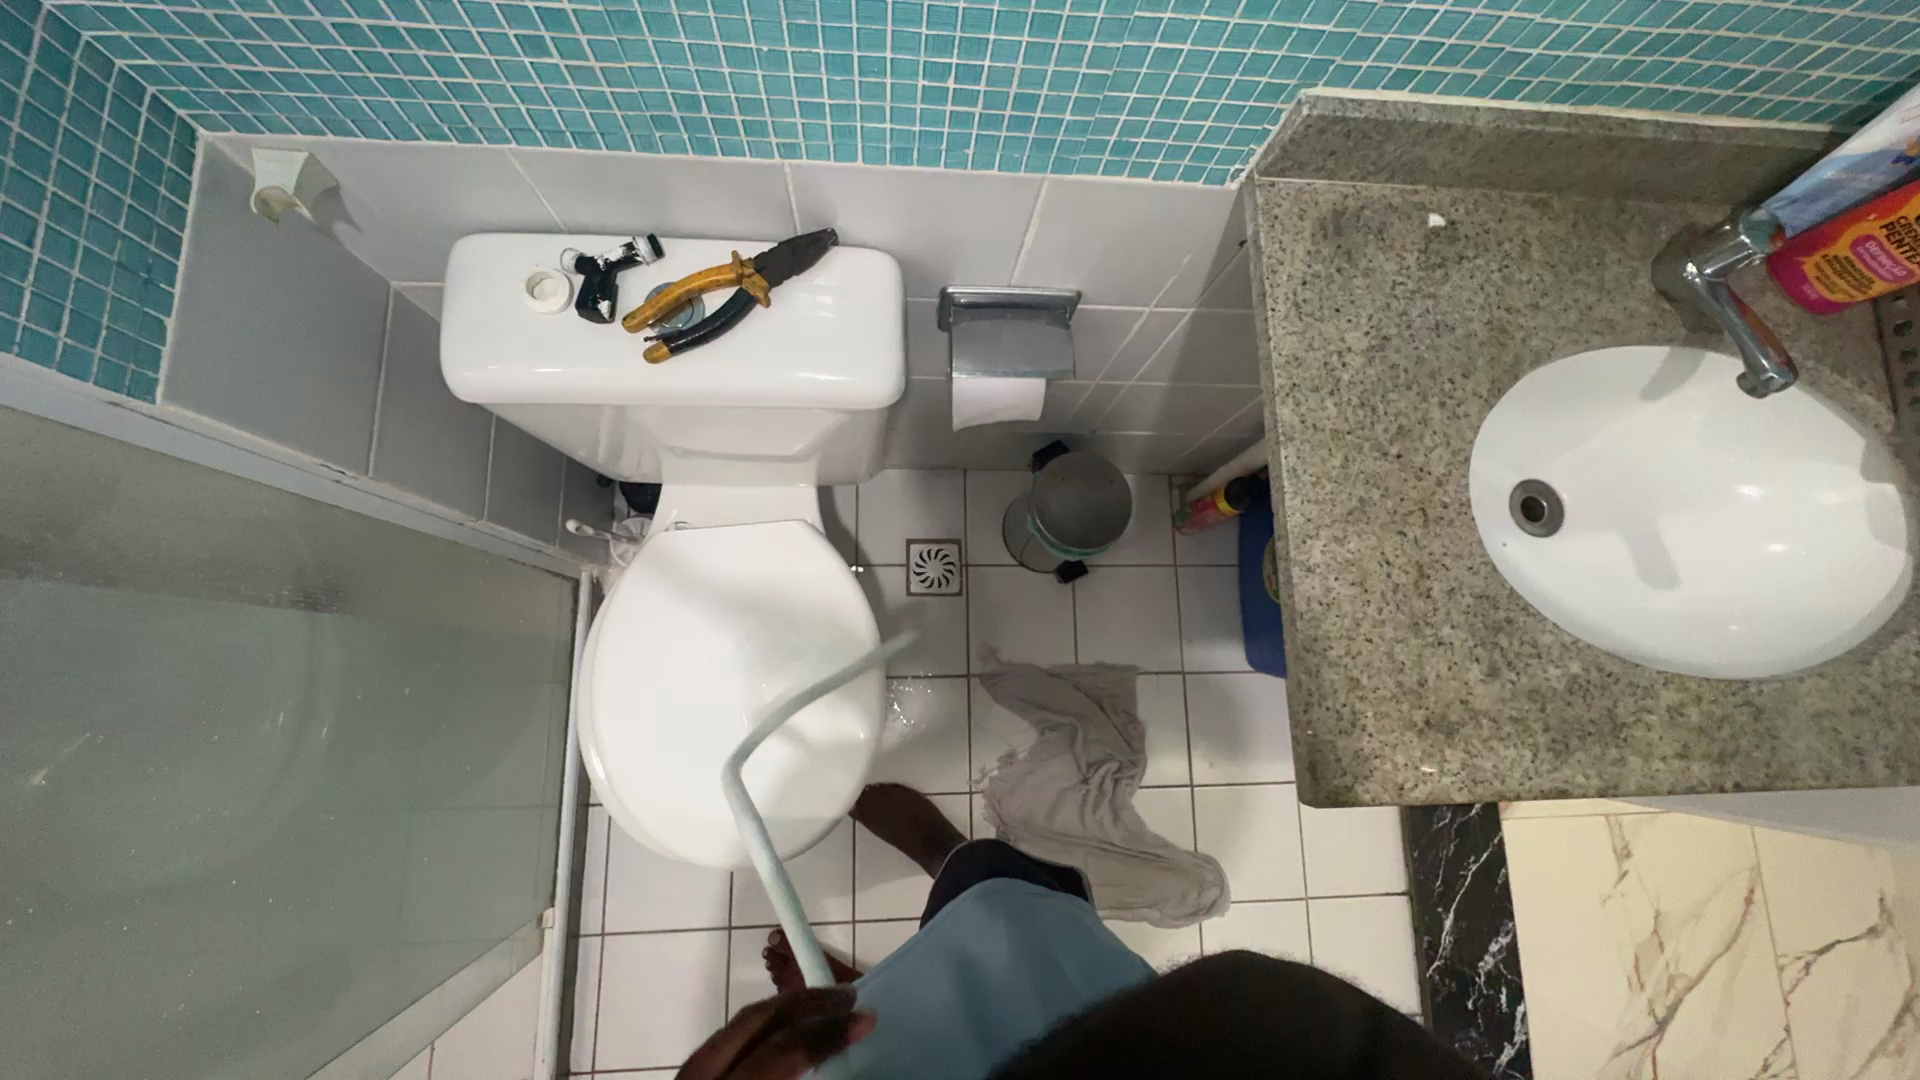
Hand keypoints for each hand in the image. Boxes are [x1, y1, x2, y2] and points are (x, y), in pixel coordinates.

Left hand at [676, 987, 875, 1079]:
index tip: (868, 1018)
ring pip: (734, 1029)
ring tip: (822, 1009)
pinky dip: (758, 1033)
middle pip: (753, 1024)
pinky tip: (784, 1037)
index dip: (826, 1034)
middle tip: (849, 999)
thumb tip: (850, 1075)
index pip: (780, 1054)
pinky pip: (723, 1048)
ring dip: (782, 1013)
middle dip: (806, 1004)